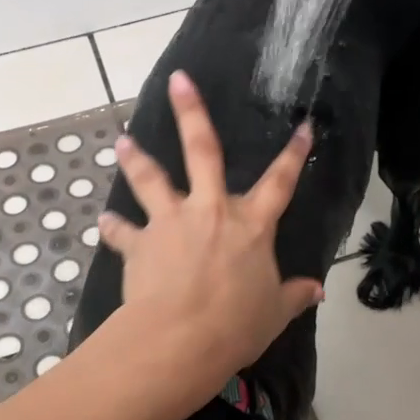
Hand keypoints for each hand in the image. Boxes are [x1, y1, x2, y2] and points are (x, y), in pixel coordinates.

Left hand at [98, 71, 324, 381]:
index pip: (281, 183)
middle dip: (191, 112)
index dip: (294, 156)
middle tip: (178, 80)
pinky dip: (113, 227)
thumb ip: (294, 295)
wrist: (180, 338)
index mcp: (251, 225)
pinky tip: (104, 222)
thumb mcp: (274, 312)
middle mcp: (210, 211)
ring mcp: (171, 223)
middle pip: (203, 151)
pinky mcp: (139, 244)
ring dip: (137, 158)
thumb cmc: (236, 325)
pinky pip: (123, 232)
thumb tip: (315, 290)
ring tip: (122, 140)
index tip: (303, 128)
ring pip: (151, 179)